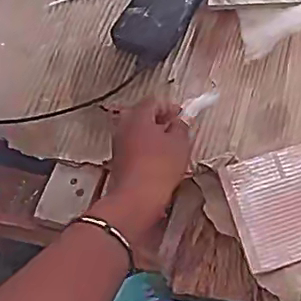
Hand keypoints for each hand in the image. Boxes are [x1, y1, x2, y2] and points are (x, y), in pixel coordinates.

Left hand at [90, 102, 191, 256]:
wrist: (137, 198)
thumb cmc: (159, 168)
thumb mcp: (180, 143)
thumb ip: (182, 126)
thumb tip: (181, 120)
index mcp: (138, 116)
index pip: (154, 101)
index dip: (170, 107)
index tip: (182, 115)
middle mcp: (124, 126)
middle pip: (144, 116)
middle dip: (161, 121)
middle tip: (177, 130)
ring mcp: (118, 144)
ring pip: (138, 132)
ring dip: (153, 136)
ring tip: (171, 148)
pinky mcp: (118, 161)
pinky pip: (134, 148)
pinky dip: (146, 150)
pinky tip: (159, 162)